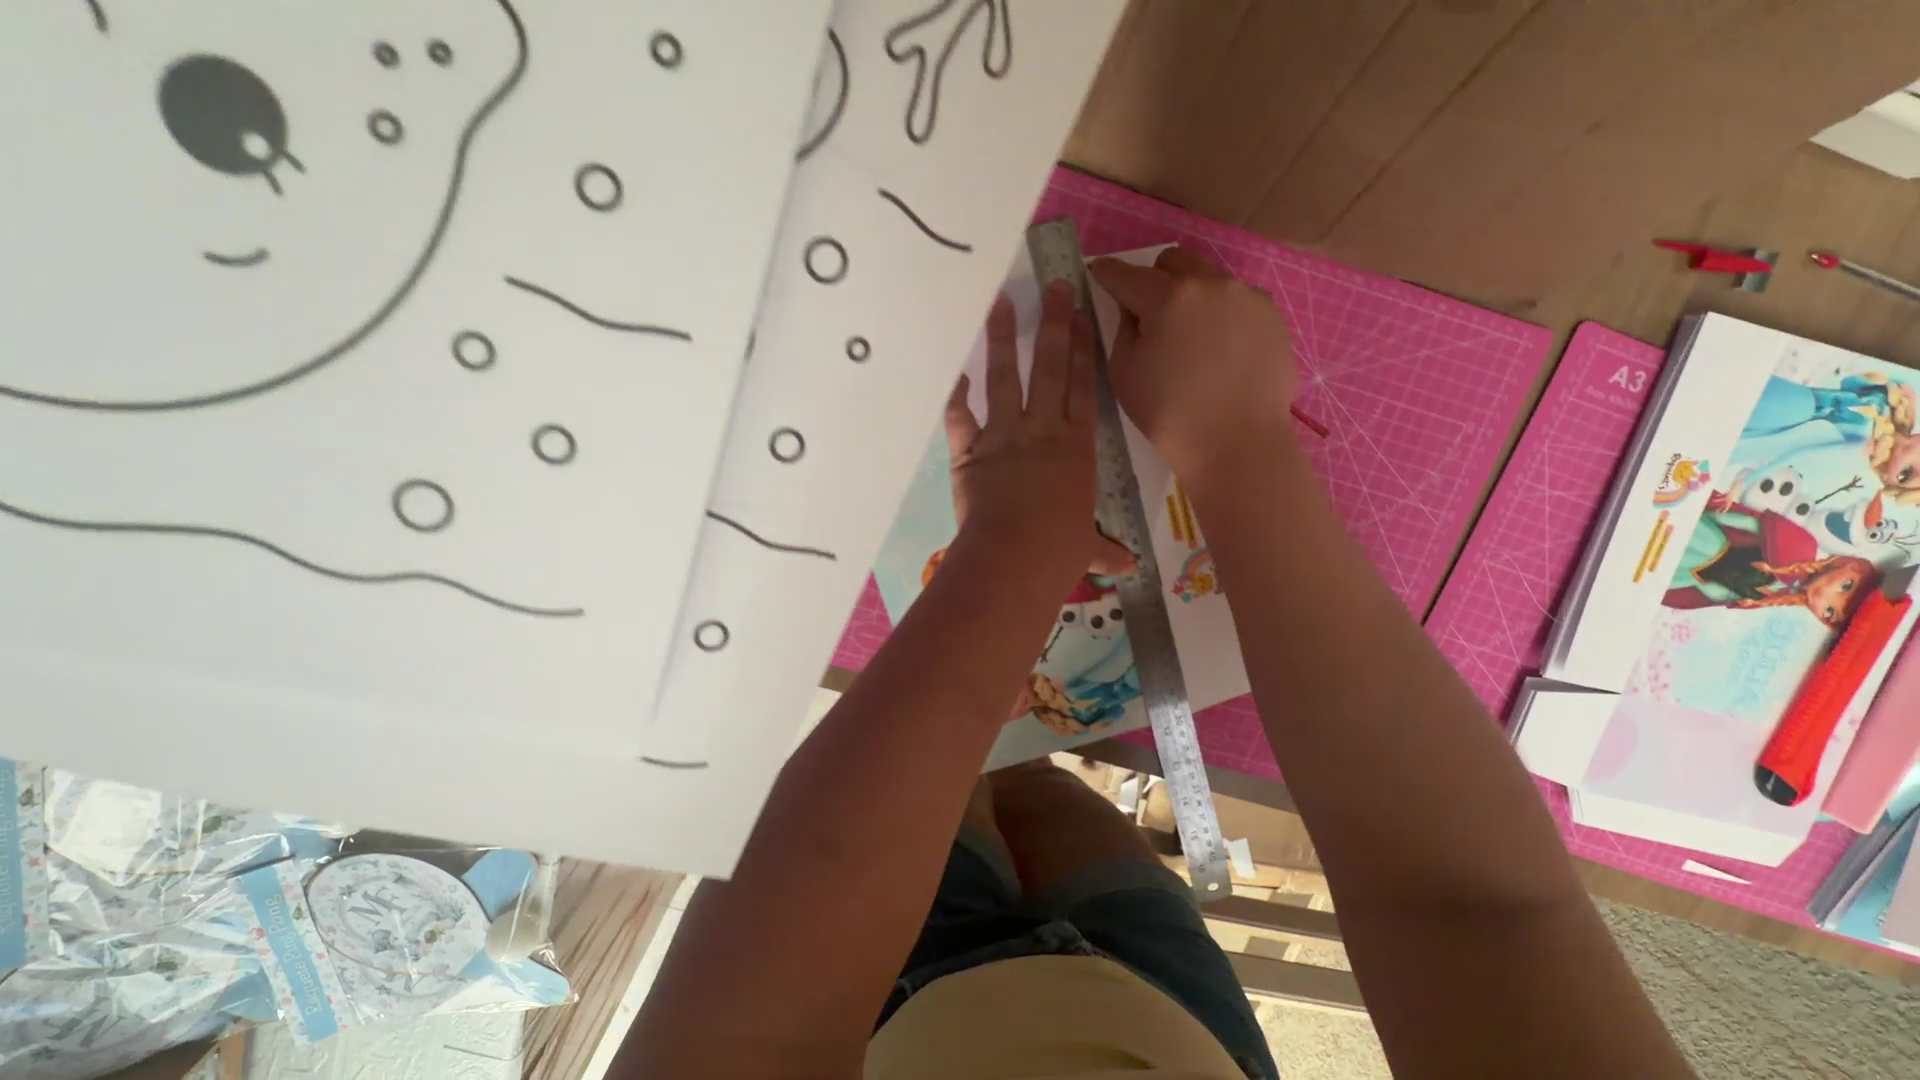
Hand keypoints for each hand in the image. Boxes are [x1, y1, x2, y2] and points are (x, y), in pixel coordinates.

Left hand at [944, 281, 1136, 590]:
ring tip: (1001, 303)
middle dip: (1054, 325)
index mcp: (1077, 448)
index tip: (1084, 316)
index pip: (1083, 388)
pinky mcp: (969, 450)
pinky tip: (955, 370)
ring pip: (1005, 378)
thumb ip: (1104, 550)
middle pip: (1051, 368)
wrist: (1015, 555)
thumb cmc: (1059, 550)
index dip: (1084, 350)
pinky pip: (959, 415)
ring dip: (1004, 339)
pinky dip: (955, 393)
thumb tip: (1129, 567)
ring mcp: (1004, 436)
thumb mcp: (1086, 549)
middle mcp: (1043, 431)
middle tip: (1054, 286)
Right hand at [1090, 247, 1298, 482]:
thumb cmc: (1170, 414)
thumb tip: (1135, 310)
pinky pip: (1236, 302)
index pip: (1126, 274)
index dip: (1106, 274)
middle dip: (1154, 279)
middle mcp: (1210, 283)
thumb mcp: (1124, 372)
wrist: (1238, 444)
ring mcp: (1246, 296)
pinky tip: (1219, 350)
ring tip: (1189, 336)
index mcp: (1168, 296)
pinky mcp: (1271, 316)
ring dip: (1190, 296)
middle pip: (1173, 262)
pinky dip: (1220, 315)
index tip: (1098, 275)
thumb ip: (1124, 328)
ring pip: (1208, 279)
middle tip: (1148, 314)